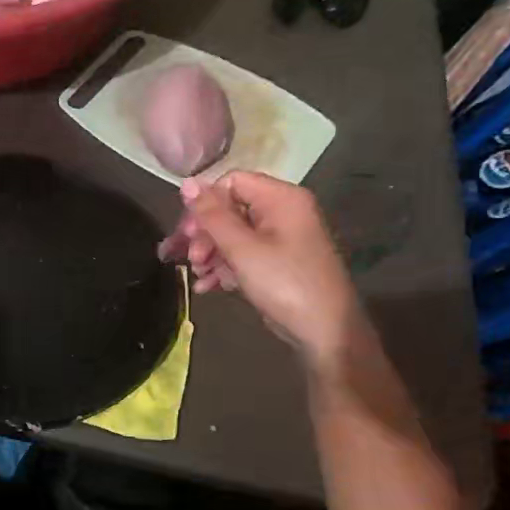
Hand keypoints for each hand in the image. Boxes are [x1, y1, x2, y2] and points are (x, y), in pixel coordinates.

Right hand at [158, 170, 369, 369]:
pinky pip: (241, 254)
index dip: (205, 204)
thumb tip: (186, 184)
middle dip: (204, 234)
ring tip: (198, 274)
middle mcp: (281, 212)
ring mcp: (279, 238)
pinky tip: (207, 286)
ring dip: (209, 254)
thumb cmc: (284, 282)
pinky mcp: (274, 261)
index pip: (231, 182)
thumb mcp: (242, 249)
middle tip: (191, 258)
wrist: (323, 328)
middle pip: (229, 209)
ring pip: (231, 234)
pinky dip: (222, 267)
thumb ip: (212, 216)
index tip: (188, 233)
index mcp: (280, 199)